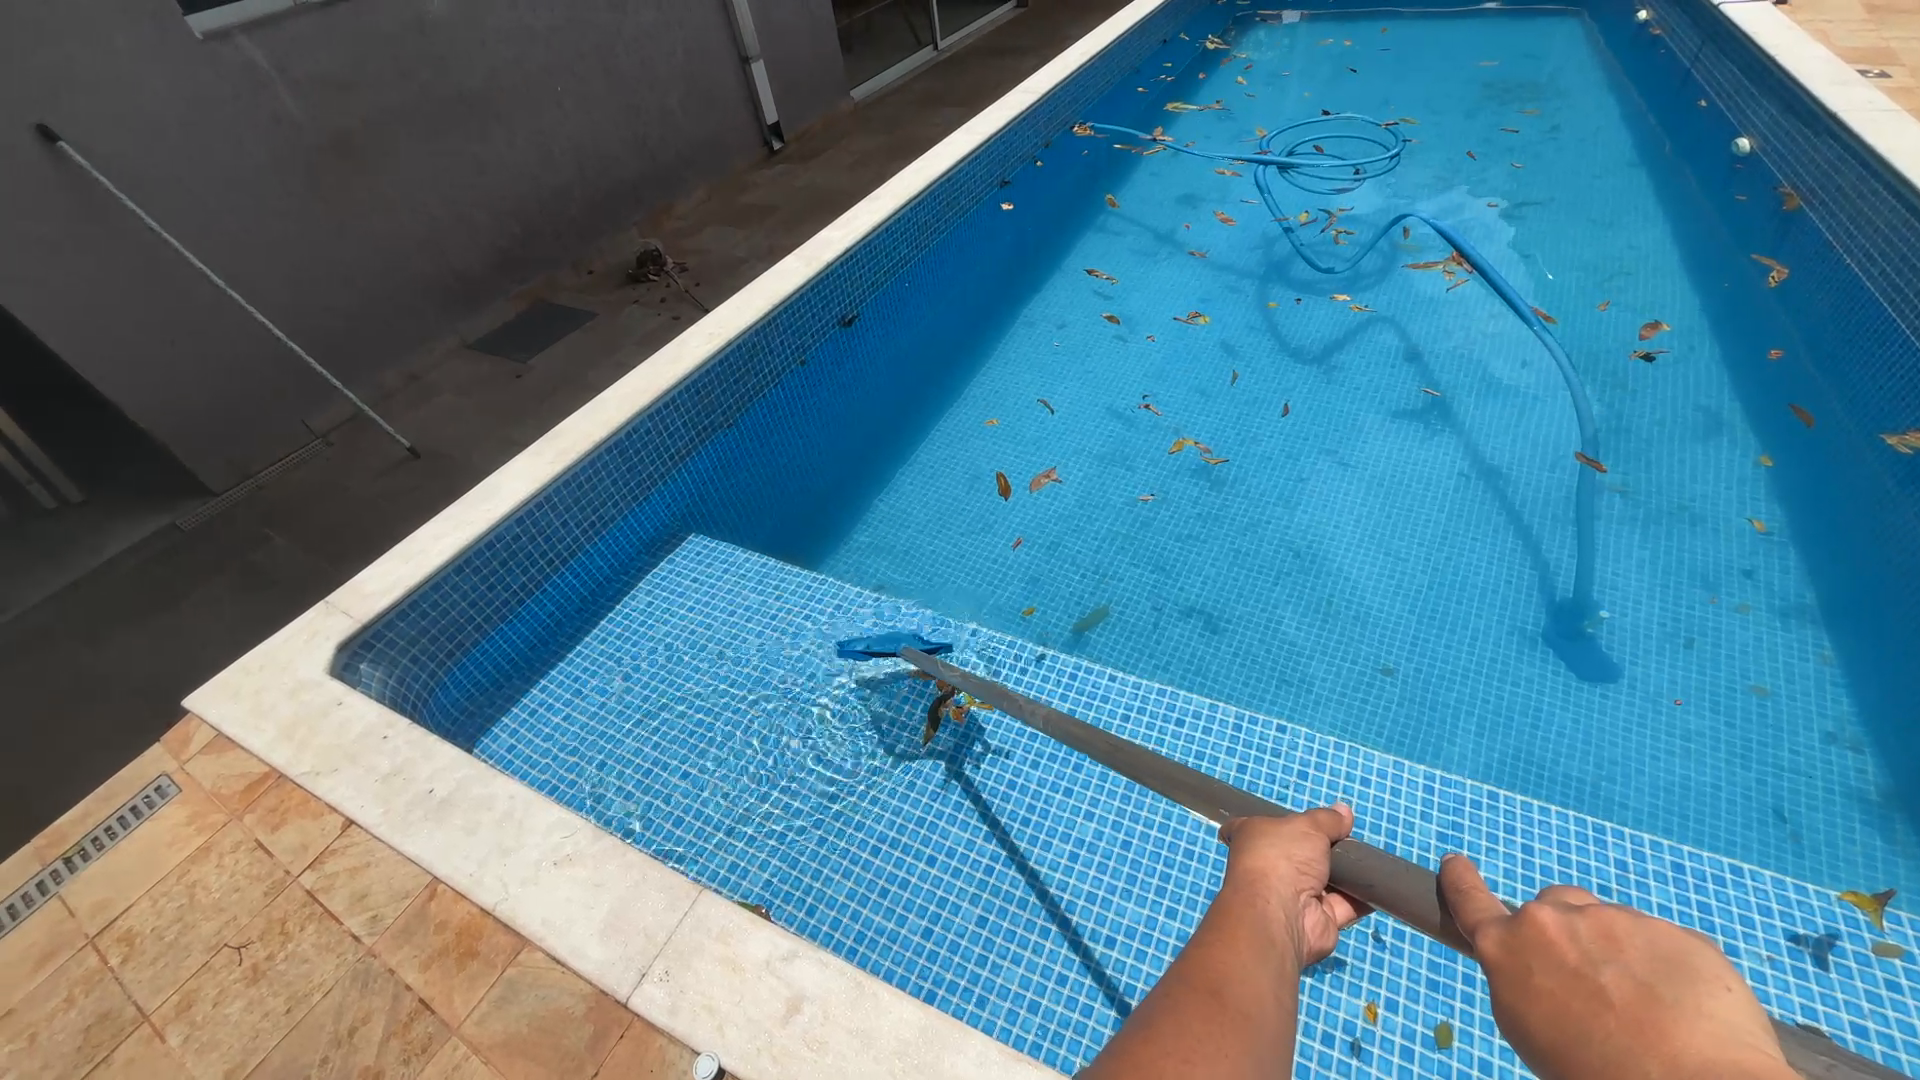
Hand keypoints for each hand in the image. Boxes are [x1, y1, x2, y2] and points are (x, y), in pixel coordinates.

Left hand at [1216, 806, 1370, 967]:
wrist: (1284, 911)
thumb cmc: (1282, 856)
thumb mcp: (1307, 826)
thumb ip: (1327, 819)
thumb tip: (1343, 810)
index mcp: (1251, 836)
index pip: (1249, 826)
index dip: (1266, 822)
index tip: (1284, 818)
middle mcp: (1267, 865)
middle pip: (1295, 853)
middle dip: (1318, 848)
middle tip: (1344, 839)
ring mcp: (1290, 894)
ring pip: (1321, 880)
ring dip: (1342, 874)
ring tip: (1364, 859)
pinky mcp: (1316, 919)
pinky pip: (1342, 905)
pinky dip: (1359, 898)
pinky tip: (1377, 887)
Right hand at [1439, 854, 1794, 1079]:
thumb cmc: (1591, 1072)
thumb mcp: (1529, 1029)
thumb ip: (1520, 981)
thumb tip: (1540, 969)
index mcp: (1505, 945)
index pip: (1469, 898)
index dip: (1461, 879)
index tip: (1456, 863)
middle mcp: (1551, 919)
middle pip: (1554, 908)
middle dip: (1569, 934)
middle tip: (1596, 986)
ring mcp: (1615, 919)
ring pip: (1612, 924)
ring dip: (1620, 952)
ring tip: (1651, 1009)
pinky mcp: (1676, 933)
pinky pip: (1668, 946)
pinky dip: (1673, 972)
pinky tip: (1690, 1013)